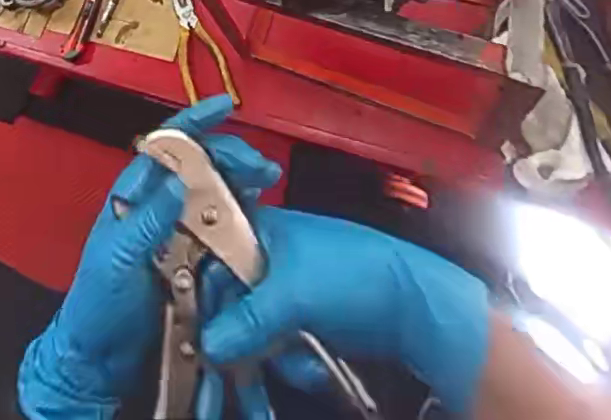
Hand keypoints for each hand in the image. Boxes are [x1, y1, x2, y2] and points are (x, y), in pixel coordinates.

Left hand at [18, 96, 281, 419]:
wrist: (101, 358)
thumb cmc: (96, 303)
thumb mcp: (116, 259)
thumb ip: (145, 222)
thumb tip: (176, 181)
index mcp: (136, 193)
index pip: (167, 145)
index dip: (196, 122)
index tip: (225, 107)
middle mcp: (160, 204)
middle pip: (199, 163)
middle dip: (230, 153)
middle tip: (260, 164)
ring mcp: (179, 230)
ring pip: (215, 191)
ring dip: (242, 180)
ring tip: (266, 180)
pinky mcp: (196, 257)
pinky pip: (223, 229)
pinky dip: (243, 216)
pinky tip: (260, 214)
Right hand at [199, 206, 492, 417]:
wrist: (414, 305)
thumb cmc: (356, 270)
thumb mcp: (294, 293)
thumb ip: (248, 320)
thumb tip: (209, 342)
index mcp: (256, 229)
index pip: (209, 261)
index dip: (201, 299)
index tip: (196, 332)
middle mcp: (263, 256)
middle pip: (227, 302)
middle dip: (231, 344)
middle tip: (227, 379)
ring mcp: (282, 288)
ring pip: (249, 330)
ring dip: (261, 363)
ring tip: (281, 381)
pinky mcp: (300, 316)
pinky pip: (274, 345)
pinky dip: (287, 364)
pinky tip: (310, 368)